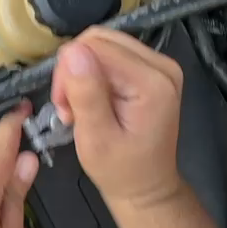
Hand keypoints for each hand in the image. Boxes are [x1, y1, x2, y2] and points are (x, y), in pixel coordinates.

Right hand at [51, 28, 186, 214]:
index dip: (70, 71)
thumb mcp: (96, 139)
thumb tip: (73, 50)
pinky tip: (90, 98)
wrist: (146, 187)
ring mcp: (158, 63)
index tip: (64, 108)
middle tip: (69, 108)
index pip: (95, 47)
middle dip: (74, 70)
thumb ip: (86, 94)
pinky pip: (109, 53)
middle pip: (98, 40)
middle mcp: (161, 64)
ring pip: (101, 43)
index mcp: (153, 82)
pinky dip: (91, 72)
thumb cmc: (120, 170)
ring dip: (80, 71)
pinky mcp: (150, 67)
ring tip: (78, 107)